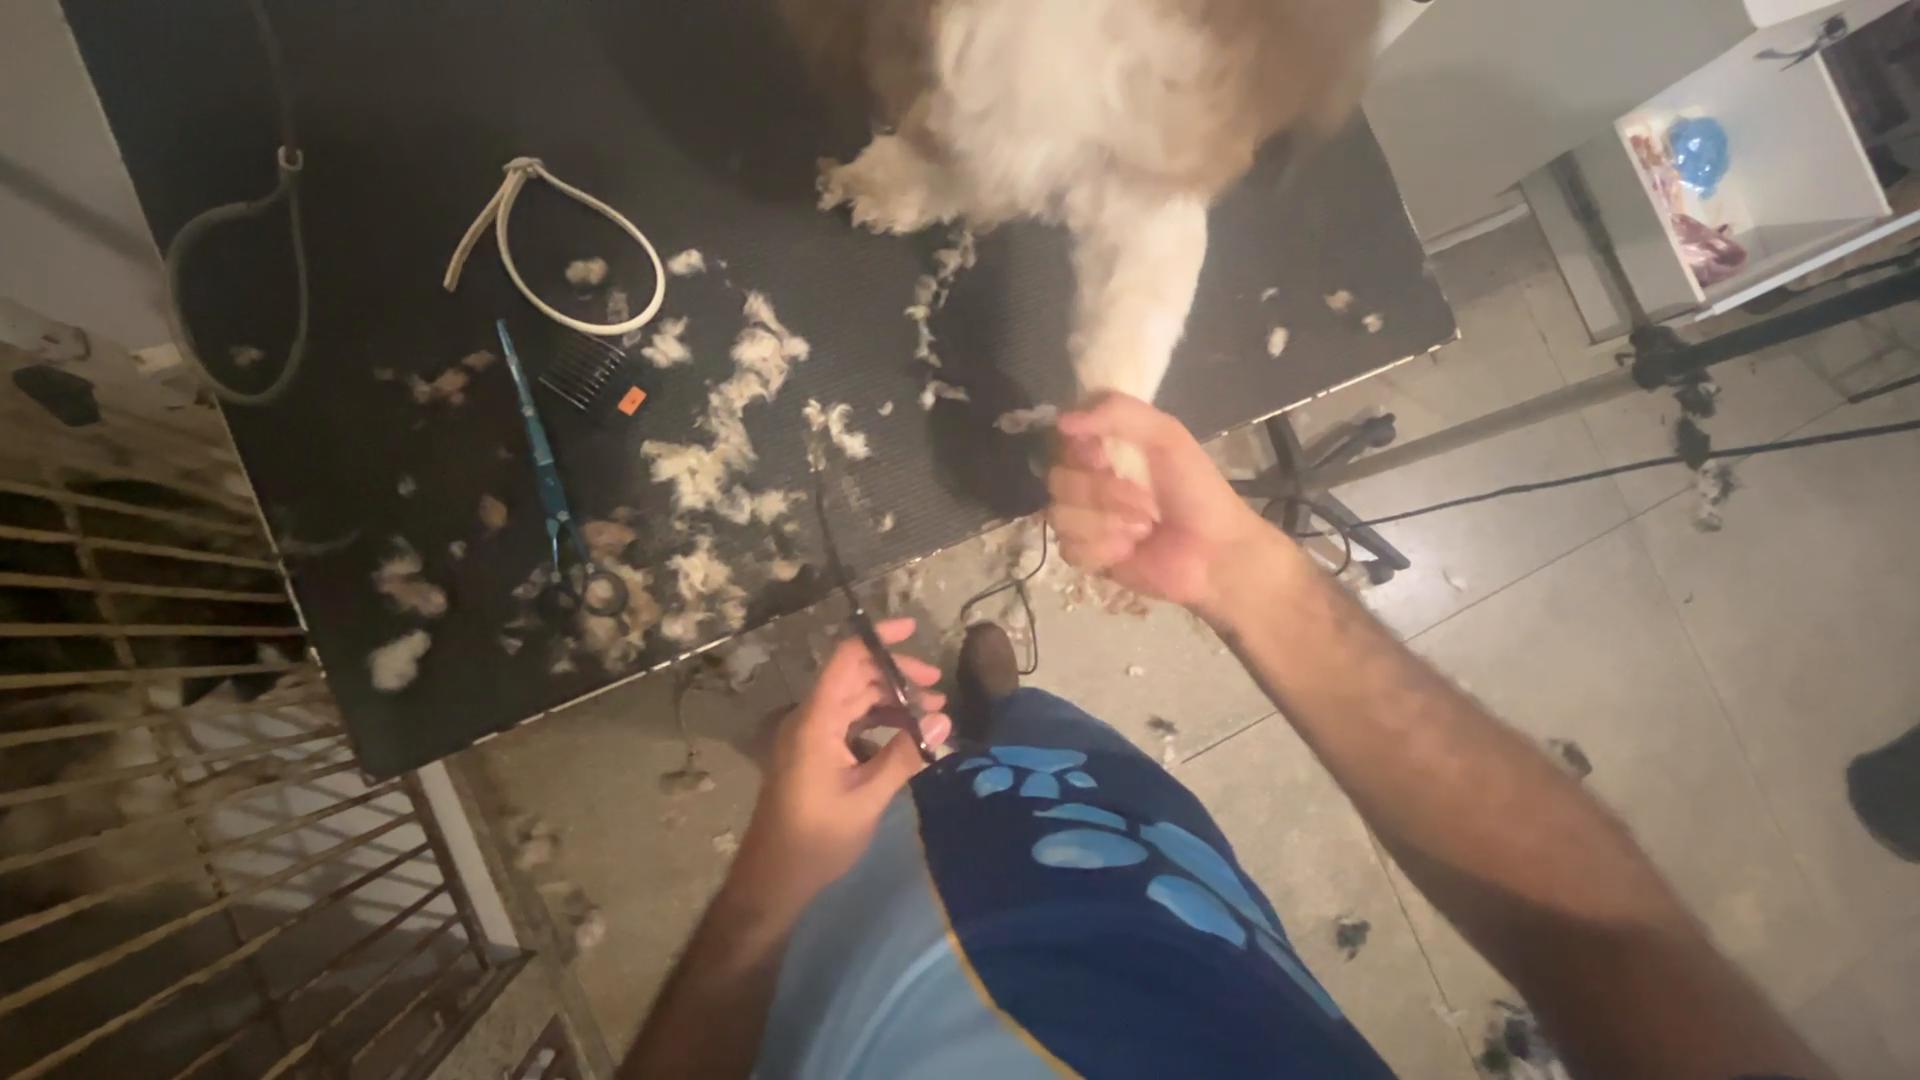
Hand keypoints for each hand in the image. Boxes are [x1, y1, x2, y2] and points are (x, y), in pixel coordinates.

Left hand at [738, 619, 950, 898]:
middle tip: (938, 690)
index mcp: (816, 720)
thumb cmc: (816, 839)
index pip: (847, 659)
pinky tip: (908, 736)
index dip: (879, 639)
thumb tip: (944, 722)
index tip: (914, 630)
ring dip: (892, 701)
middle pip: (856, 677)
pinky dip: (880, 722)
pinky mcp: (815, 753)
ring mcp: (811, 736)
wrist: (772, 880)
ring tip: (933, 715)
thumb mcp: (868, 798)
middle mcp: (811, 719)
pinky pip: (850, 722)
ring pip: (856, 700)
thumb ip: (905, 756)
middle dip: (898, 676)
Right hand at [1049, 392, 1276, 613]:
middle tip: (1144, 502)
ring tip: (1142, 528)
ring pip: (1060, 517)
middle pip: (1058, 481)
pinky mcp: (1088, 556)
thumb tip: (1062, 421)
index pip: (1062, 441)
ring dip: (1106, 523)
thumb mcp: (1167, 436)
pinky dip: (1103, 550)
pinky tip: (1129, 550)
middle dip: (1102, 494)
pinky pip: (1070, 549)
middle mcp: (1088, 483)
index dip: (1080, 452)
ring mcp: (1085, 521)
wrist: (1214, 551)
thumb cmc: (1195, 490)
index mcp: (1104, 450)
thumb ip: (1119, 412)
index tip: (1105, 457)